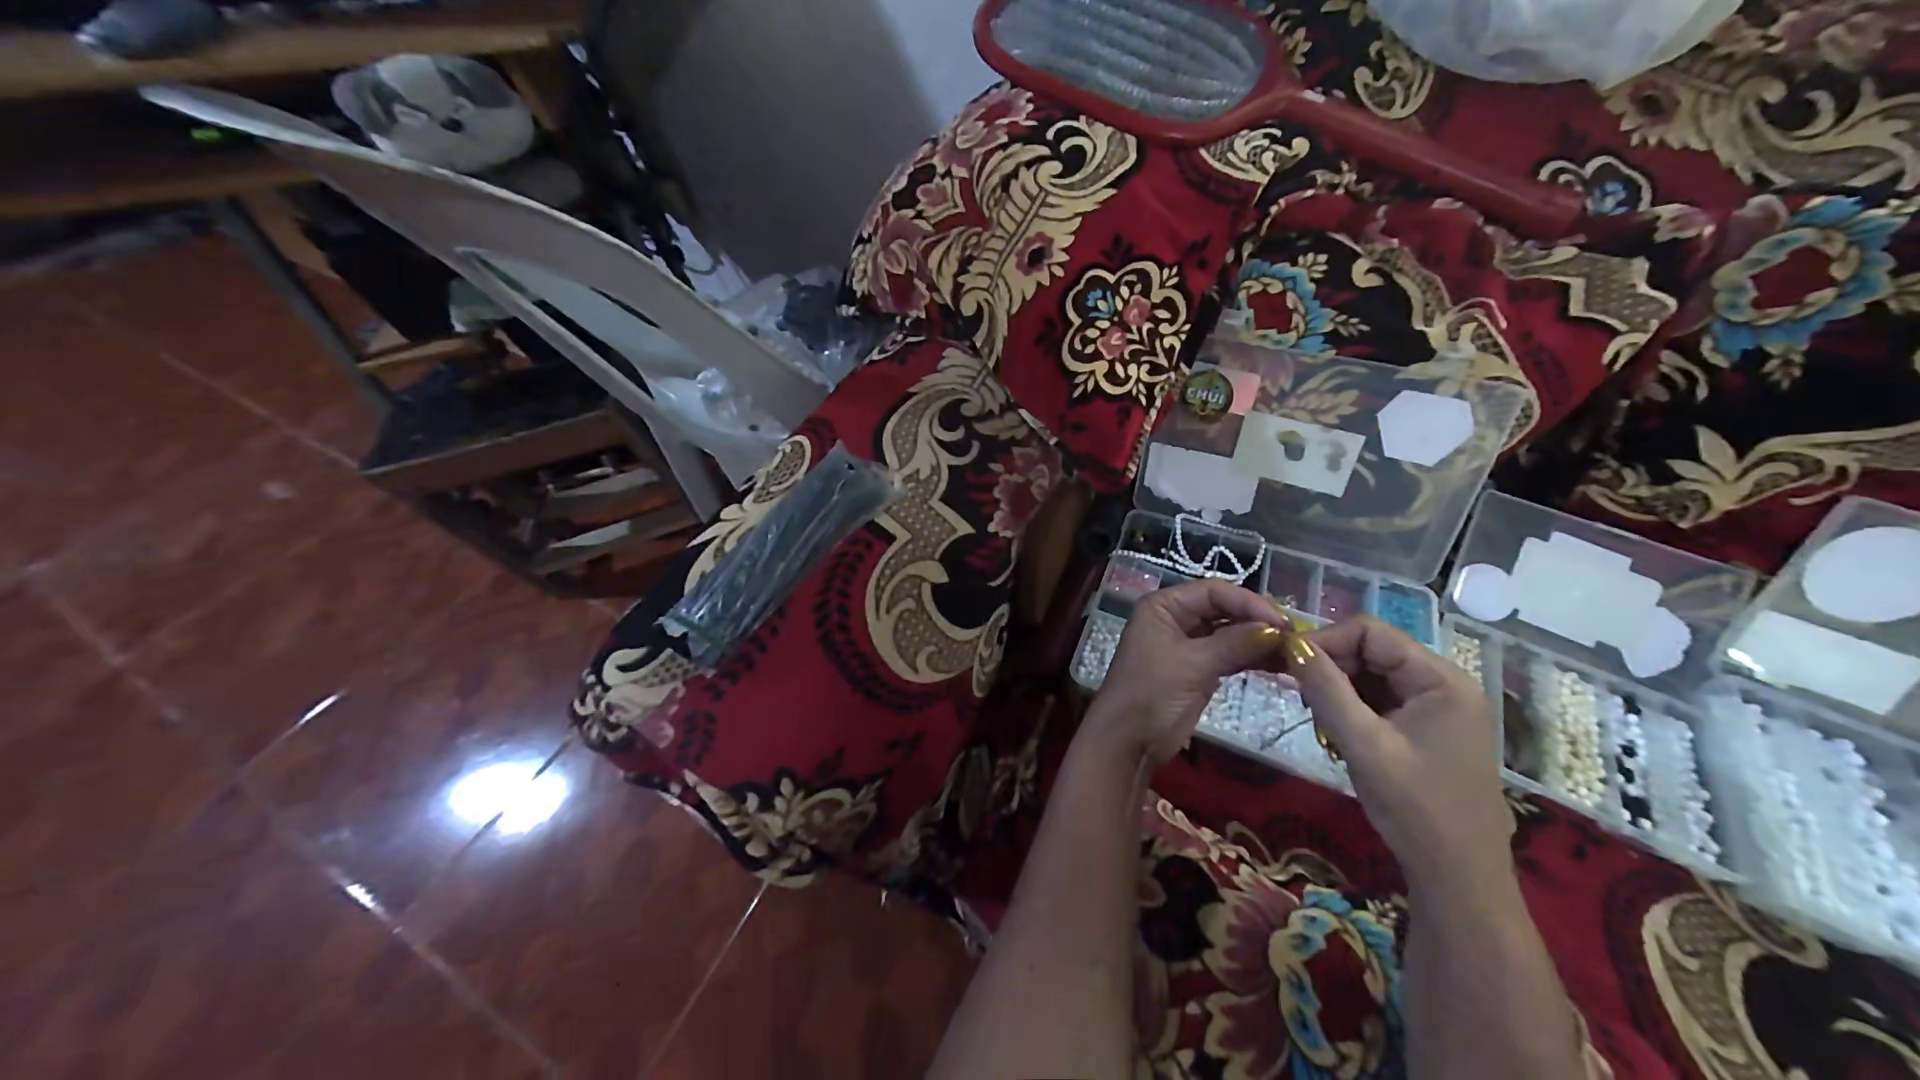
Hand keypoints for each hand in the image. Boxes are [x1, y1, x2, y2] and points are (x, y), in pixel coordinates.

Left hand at [1086, 579, 1291, 765]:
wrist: (1128, 742)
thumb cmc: (1151, 693)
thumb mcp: (1193, 664)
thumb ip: (1235, 643)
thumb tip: (1278, 629)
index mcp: (1164, 606)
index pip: (1214, 591)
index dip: (1249, 602)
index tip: (1282, 622)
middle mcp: (1175, 618)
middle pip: (1224, 609)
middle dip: (1257, 621)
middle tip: (1294, 637)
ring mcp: (1187, 644)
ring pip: (1230, 633)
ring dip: (1260, 641)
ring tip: (1294, 652)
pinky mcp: (1198, 669)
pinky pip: (1230, 654)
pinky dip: (1252, 658)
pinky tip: (1280, 664)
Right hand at [1287, 616, 1513, 889]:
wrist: (1458, 876)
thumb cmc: (1415, 808)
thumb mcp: (1363, 745)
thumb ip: (1326, 689)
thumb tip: (1290, 645)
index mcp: (1442, 680)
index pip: (1372, 632)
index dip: (1325, 640)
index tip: (1287, 664)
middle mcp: (1445, 684)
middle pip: (1373, 651)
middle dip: (1330, 665)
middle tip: (1294, 691)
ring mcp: (1438, 707)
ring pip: (1373, 674)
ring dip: (1337, 687)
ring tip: (1313, 714)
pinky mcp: (1427, 728)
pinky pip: (1380, 699)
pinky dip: (1351, 706)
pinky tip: (1333, 729)